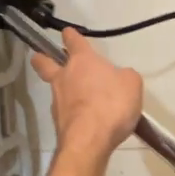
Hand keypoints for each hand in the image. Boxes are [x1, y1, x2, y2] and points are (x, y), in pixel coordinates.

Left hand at [32, 29, 142, 152]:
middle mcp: (64, 77)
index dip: (71, 36)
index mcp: (82, 61)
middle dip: (42, 58)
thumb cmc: (112, 105)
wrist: (89, 141)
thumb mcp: (132, 84)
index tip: (68, 34)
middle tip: (47, 60)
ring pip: (56, 89)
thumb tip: (119, 78)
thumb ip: (124, 77)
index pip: (73, 40)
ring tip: (84, 102)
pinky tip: (86, 121)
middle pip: (44, 62)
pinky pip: (65, 113)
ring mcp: (57, 101)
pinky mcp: (58, 123)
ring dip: (65, 91)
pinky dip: (73, 114)